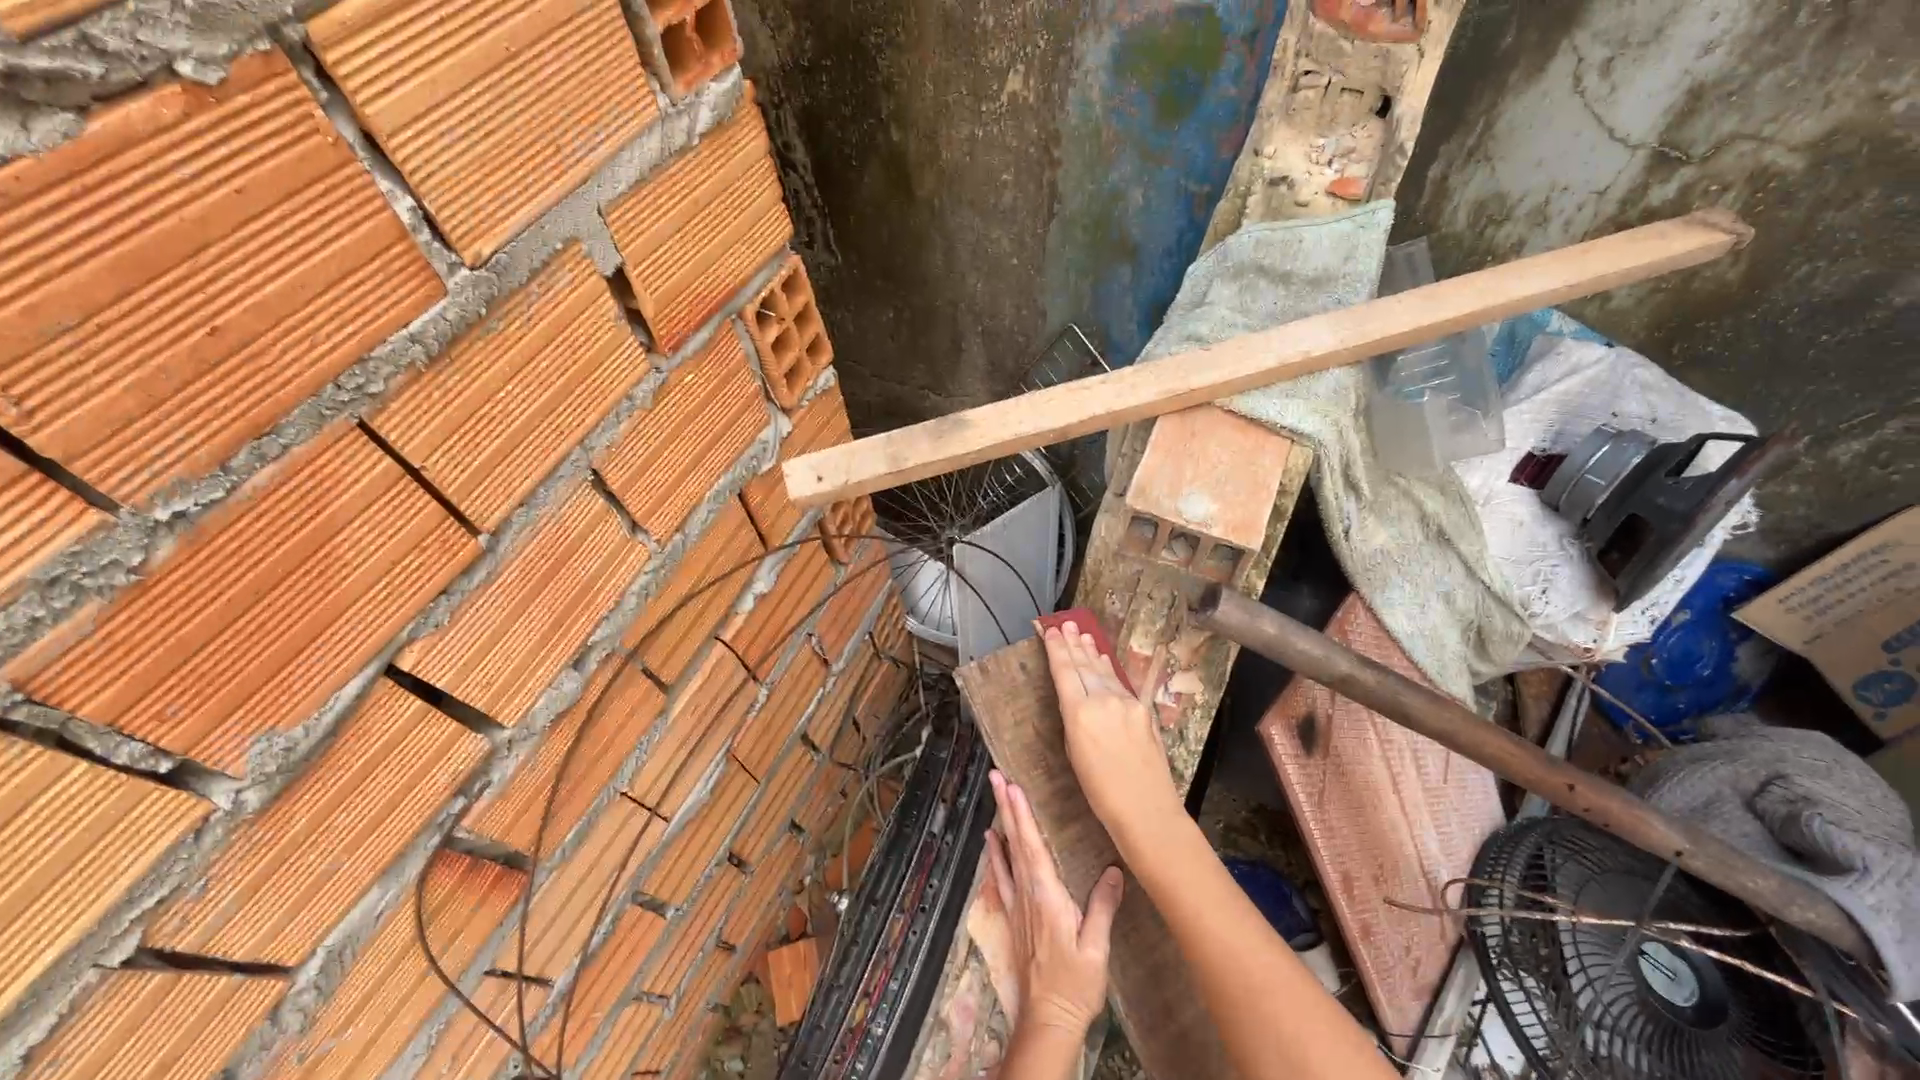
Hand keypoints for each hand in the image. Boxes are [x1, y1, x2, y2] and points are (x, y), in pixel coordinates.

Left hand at [985, 769, 1122, 1037]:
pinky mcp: (1014, 917)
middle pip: (1015, 843)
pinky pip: (1002, 876)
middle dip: (1006, 807)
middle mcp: (1027, 895)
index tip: (1013, 787)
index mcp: (1047, 897)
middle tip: (996, 776)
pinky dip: (995, 855)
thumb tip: (1113, 871)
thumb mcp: (1096, 949)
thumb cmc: (1074, 987)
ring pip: (1006, 855)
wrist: (1046, 1019)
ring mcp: (1017, 906)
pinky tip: (991, 842)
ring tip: (993, 796)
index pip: (1032, 846)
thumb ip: (1102, 908)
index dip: (1022, 814)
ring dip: (1000, 823)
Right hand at [1040, 621, 1181, 850]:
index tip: (1051, 631)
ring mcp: (1127, 703)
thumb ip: (1074, 721)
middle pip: (1085, 665)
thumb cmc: (1101, 792)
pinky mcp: (1144, 710)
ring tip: (1083, 636)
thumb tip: (1076, 701)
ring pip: (1105, 672)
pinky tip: (1105, 661)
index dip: (1056, 649)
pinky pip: (1121, 684)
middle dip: (1074, 644)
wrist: (1146, 807)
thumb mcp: (1074, 753)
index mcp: (1079, 713)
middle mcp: (1104, 700)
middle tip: (1066, 625)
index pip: (1065, 671)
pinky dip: (1110, 670)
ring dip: (1092, 653)